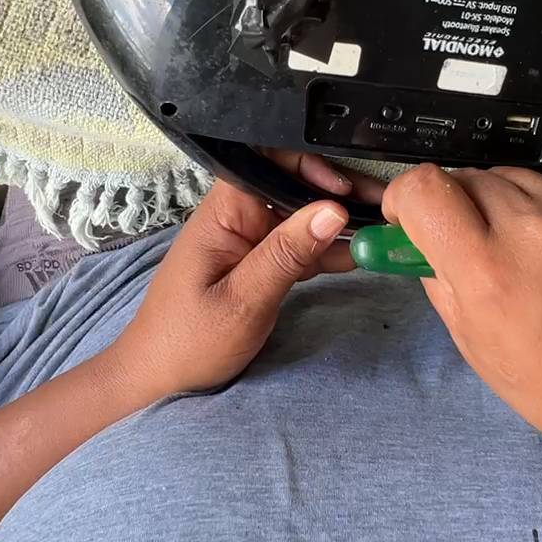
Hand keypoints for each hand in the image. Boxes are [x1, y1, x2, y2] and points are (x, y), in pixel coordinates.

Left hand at [106, 151, 384, 400]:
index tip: (345, 191)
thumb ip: (287, 254)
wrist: (157, 379)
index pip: (268, 162)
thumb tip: (334, 210)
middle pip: (293, 186)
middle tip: (384, 205)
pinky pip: (299, 247)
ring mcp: (250, 241)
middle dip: (337, 193)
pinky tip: (358, 256)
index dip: (309, 165)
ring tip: (383, 227)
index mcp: (224, 212)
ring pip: (302, 217)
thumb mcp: (243, 300)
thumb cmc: (188, 341)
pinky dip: (326, 251)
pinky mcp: (260, 264)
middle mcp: (238, 217)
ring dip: (339, 223)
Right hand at [382, 164, 541, 510]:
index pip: (423, 187)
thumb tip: (418, 236)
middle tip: (463, 246)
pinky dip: (535, 209)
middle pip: (462, 176)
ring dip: (493, 204)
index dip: (404, 199)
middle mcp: (535, 228)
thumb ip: (439, 278)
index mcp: (491, 271)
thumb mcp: (474, 344)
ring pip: (505, 177)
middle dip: (450, 207)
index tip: (408, 220)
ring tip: (512, 251)